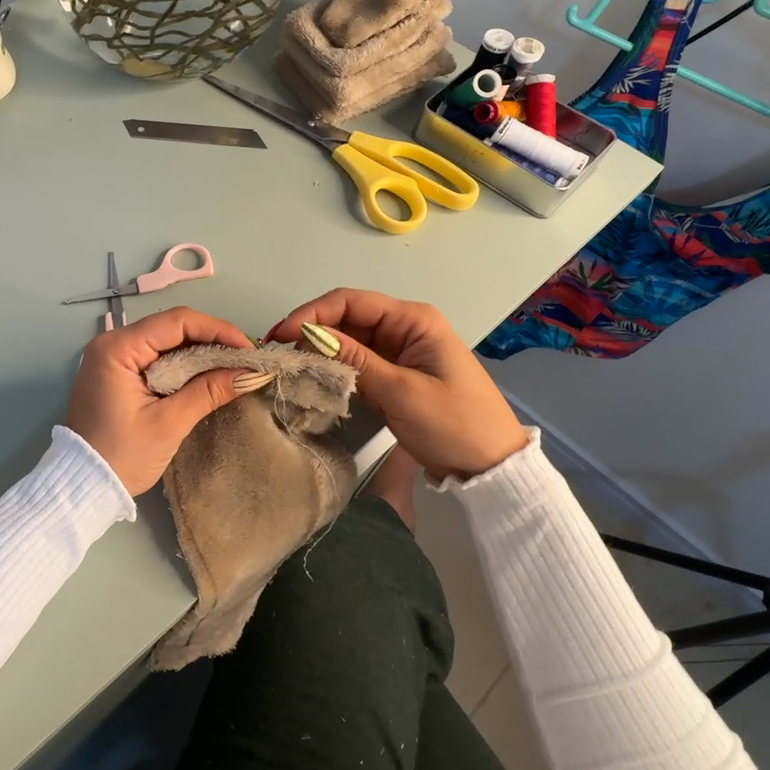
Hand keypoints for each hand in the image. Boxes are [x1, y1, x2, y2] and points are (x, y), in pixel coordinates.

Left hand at [66, 307, 254, 495]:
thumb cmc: (122, 456)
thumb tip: (248, 373)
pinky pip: (157, 357)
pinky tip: (207, 374)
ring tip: (234, 365)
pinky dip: (184, 364)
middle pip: (172, 327)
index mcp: (117, 348)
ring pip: (167, 341)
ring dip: (200, 352)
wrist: (83, 485)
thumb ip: (207, 392)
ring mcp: (114, 357)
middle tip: (246, 358)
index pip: (176, 322)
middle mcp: (112, 343)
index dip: (217, 330)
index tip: (248, 348)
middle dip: (212, 340)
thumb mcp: (168, 424)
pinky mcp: (119, 372)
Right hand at [268, 289, 527, 480]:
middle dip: (311, 331)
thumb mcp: (401, 392)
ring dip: (319, 350)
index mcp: (414, 320)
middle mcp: (405, 327)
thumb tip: (308, 335)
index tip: (281, 334)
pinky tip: (312, 377)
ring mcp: (399, 351)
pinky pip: (357, 362)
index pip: (351, 301)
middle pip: (347, 317)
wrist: (492, 468)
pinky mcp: (395, 374)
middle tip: (277, 352)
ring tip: (287, 364)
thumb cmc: (455, 424)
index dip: (312, 313)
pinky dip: (334, 368)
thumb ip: (354, 360)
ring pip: (348, 340)